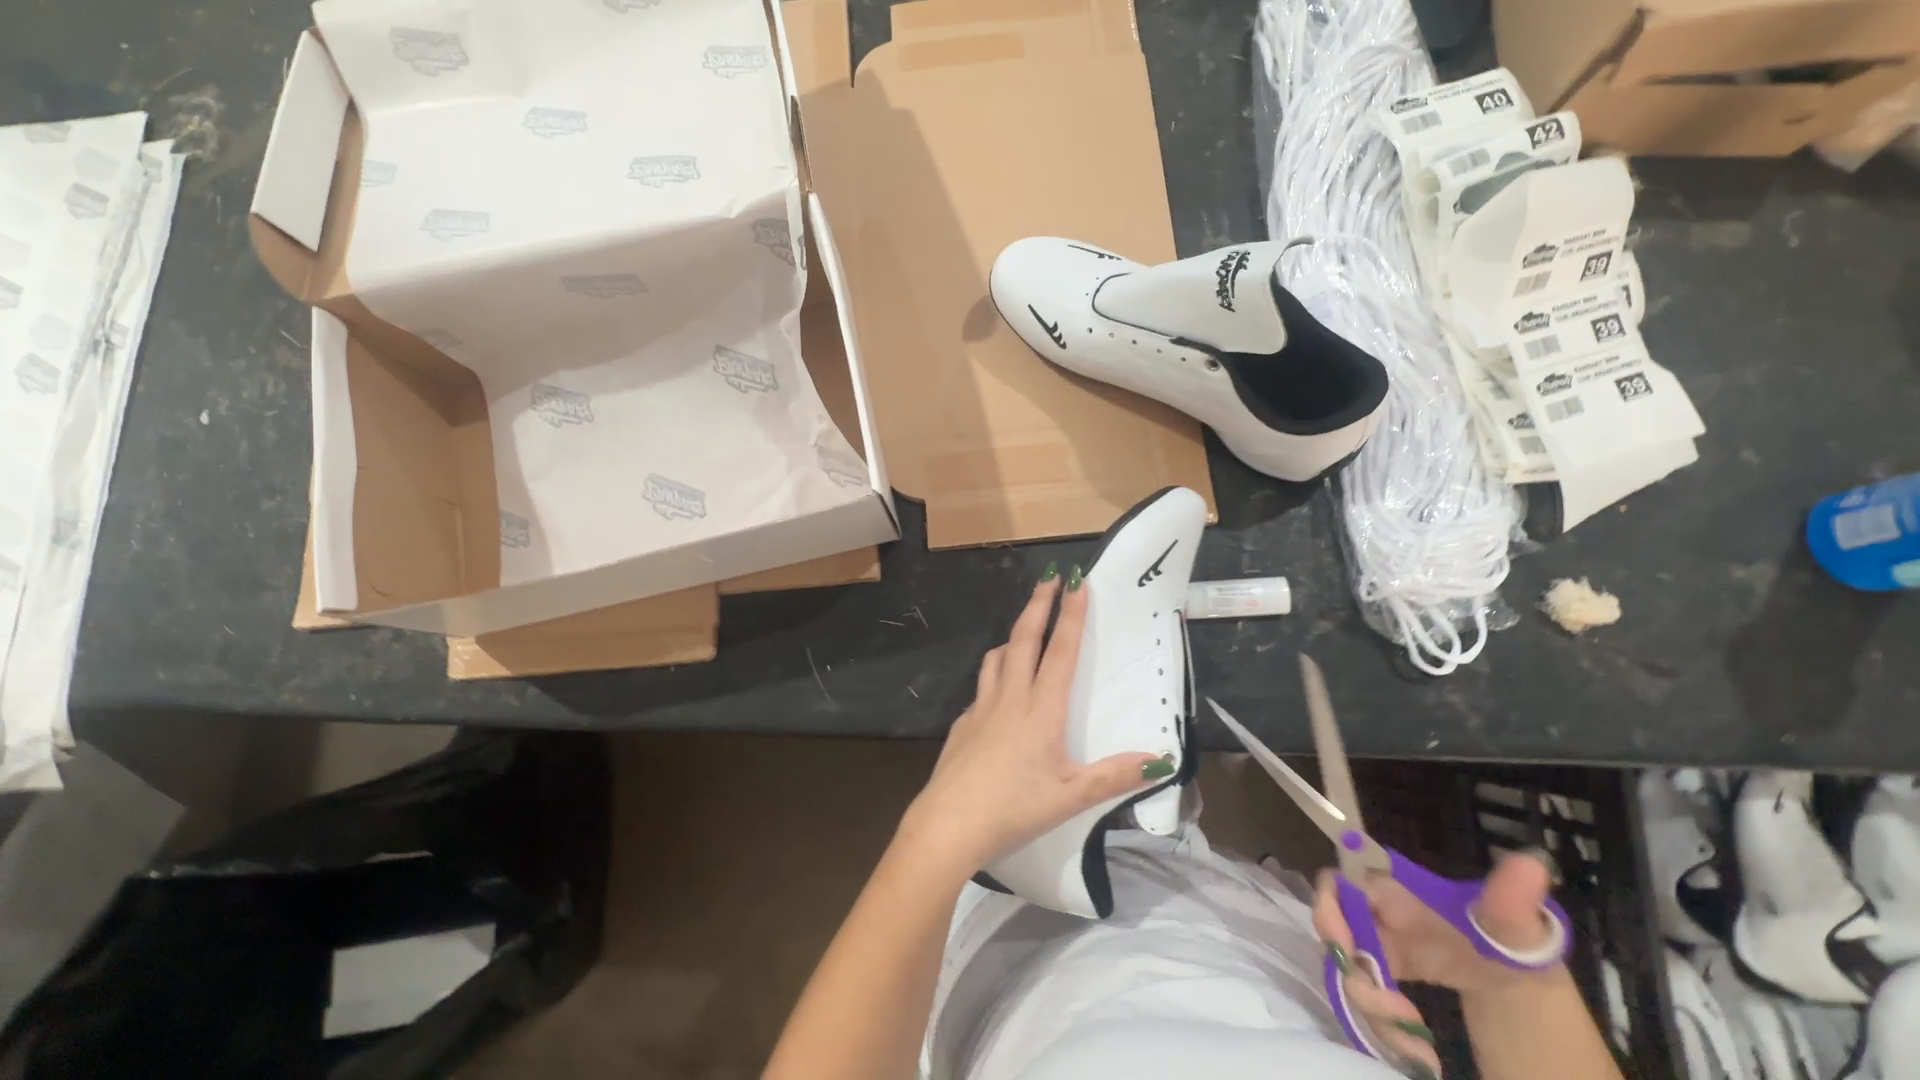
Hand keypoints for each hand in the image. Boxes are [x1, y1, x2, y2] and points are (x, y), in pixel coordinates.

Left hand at [900, 565, 1169, 873]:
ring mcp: (981, 709)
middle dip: (1038, 605)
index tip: (1076, 582)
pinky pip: (982, 688)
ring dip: (1012, 637)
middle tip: (1049, 577)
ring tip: (1023, 630)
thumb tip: (1162, 761)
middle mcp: (1010, 698)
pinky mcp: (963, 725)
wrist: (950, 823)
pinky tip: (998, 694)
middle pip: (1023, 639)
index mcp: (1041, 708)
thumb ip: (1115, 776)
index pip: (1060, 651)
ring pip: (996, 658)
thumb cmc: (1014, 808)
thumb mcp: (1072, 797)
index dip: (1070, 615)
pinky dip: (994, 675)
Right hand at [1312, 849, 1559, 1076]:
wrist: (1539, 1020)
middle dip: (1348, 969)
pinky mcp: (1392, 985)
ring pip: (1348, 970)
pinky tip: (1418, 1049)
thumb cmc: (1528, 968)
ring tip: (1415, 1039)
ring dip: (1370, 1008)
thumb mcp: (1523, 944)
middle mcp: (1389, 917)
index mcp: (1409, 895)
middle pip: (1337, 928)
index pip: (1348, 881)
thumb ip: (1514, 905)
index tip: (1344, 948)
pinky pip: (1366, 1000)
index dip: (1330, 906)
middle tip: (1382, 1005)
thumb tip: (1528, 860)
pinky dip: (1382, 1029)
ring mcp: (1388, 952)